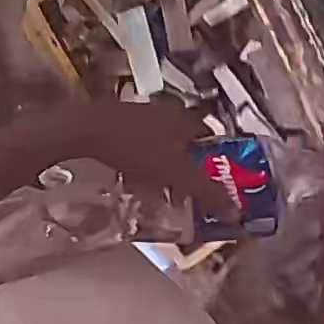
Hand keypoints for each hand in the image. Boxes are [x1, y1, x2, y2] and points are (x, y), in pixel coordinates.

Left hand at [54, 100, 237, 219]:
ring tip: (159, 193)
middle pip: (183, 142)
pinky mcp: (115, 122)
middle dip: (185, 168)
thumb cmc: (136, 147)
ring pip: (158, 145)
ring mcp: (138, 115)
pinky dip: (139, 165)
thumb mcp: (176, 173)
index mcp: (183, 117)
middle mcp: (164, 111)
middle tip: (185, 193)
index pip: (209, 136)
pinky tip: (132, 182)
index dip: (215, 159)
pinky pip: (135, 146)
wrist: (86, 130)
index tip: (215, 182)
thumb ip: (207, 192)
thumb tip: (237, 212)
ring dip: (161, 169)